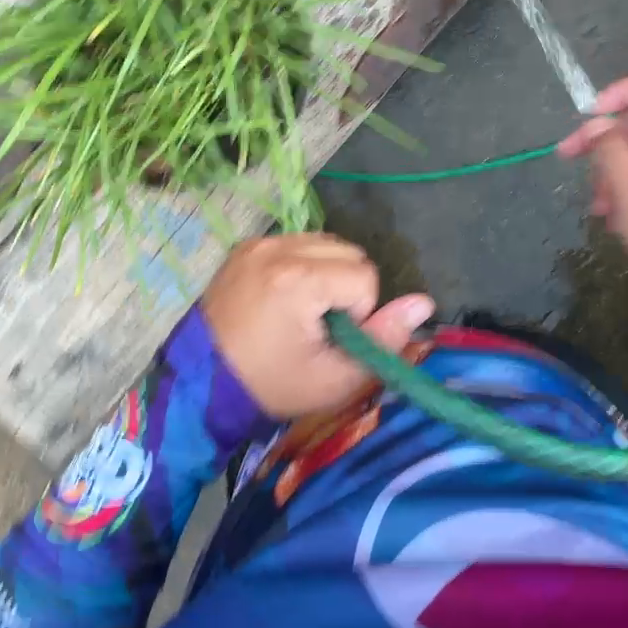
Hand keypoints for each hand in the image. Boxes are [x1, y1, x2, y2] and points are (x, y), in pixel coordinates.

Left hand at [201, 234, 435, 418]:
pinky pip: (296, 243)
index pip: (364, 277)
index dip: (358, 313)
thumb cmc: (273, 384)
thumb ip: (384, 339)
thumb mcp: (335, 377)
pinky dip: (303, 265)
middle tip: (317, 326)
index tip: (328, 339)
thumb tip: (425, 302)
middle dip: (345, 288)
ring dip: (327, 273)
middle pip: (348, 251)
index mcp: (298, 280)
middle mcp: (278, 249)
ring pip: (325, 243)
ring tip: (301, 311)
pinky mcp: (246, 245)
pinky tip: (284, 297)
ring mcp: (258, 243)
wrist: (203, 384)